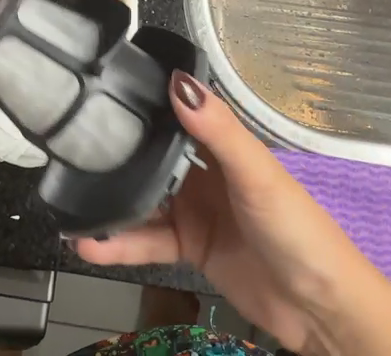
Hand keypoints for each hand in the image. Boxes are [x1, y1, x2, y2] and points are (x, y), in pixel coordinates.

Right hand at [70, 72, 390, 355]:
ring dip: (112, 204)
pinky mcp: (189, 249)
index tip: (102, 91)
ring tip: (71, 204)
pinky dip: (120, 243)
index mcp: (224, 146)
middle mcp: (206, 173)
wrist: (320, 308)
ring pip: (144, 201)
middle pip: (153, 158)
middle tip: (71, 149)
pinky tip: (91, 244)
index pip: (178, 114)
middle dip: (117, 155)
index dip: (144, 103)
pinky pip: (147, 241)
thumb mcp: (257, 175)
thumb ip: (217, 131)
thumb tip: (178, 82)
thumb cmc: (297, 229)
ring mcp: (195, 212)